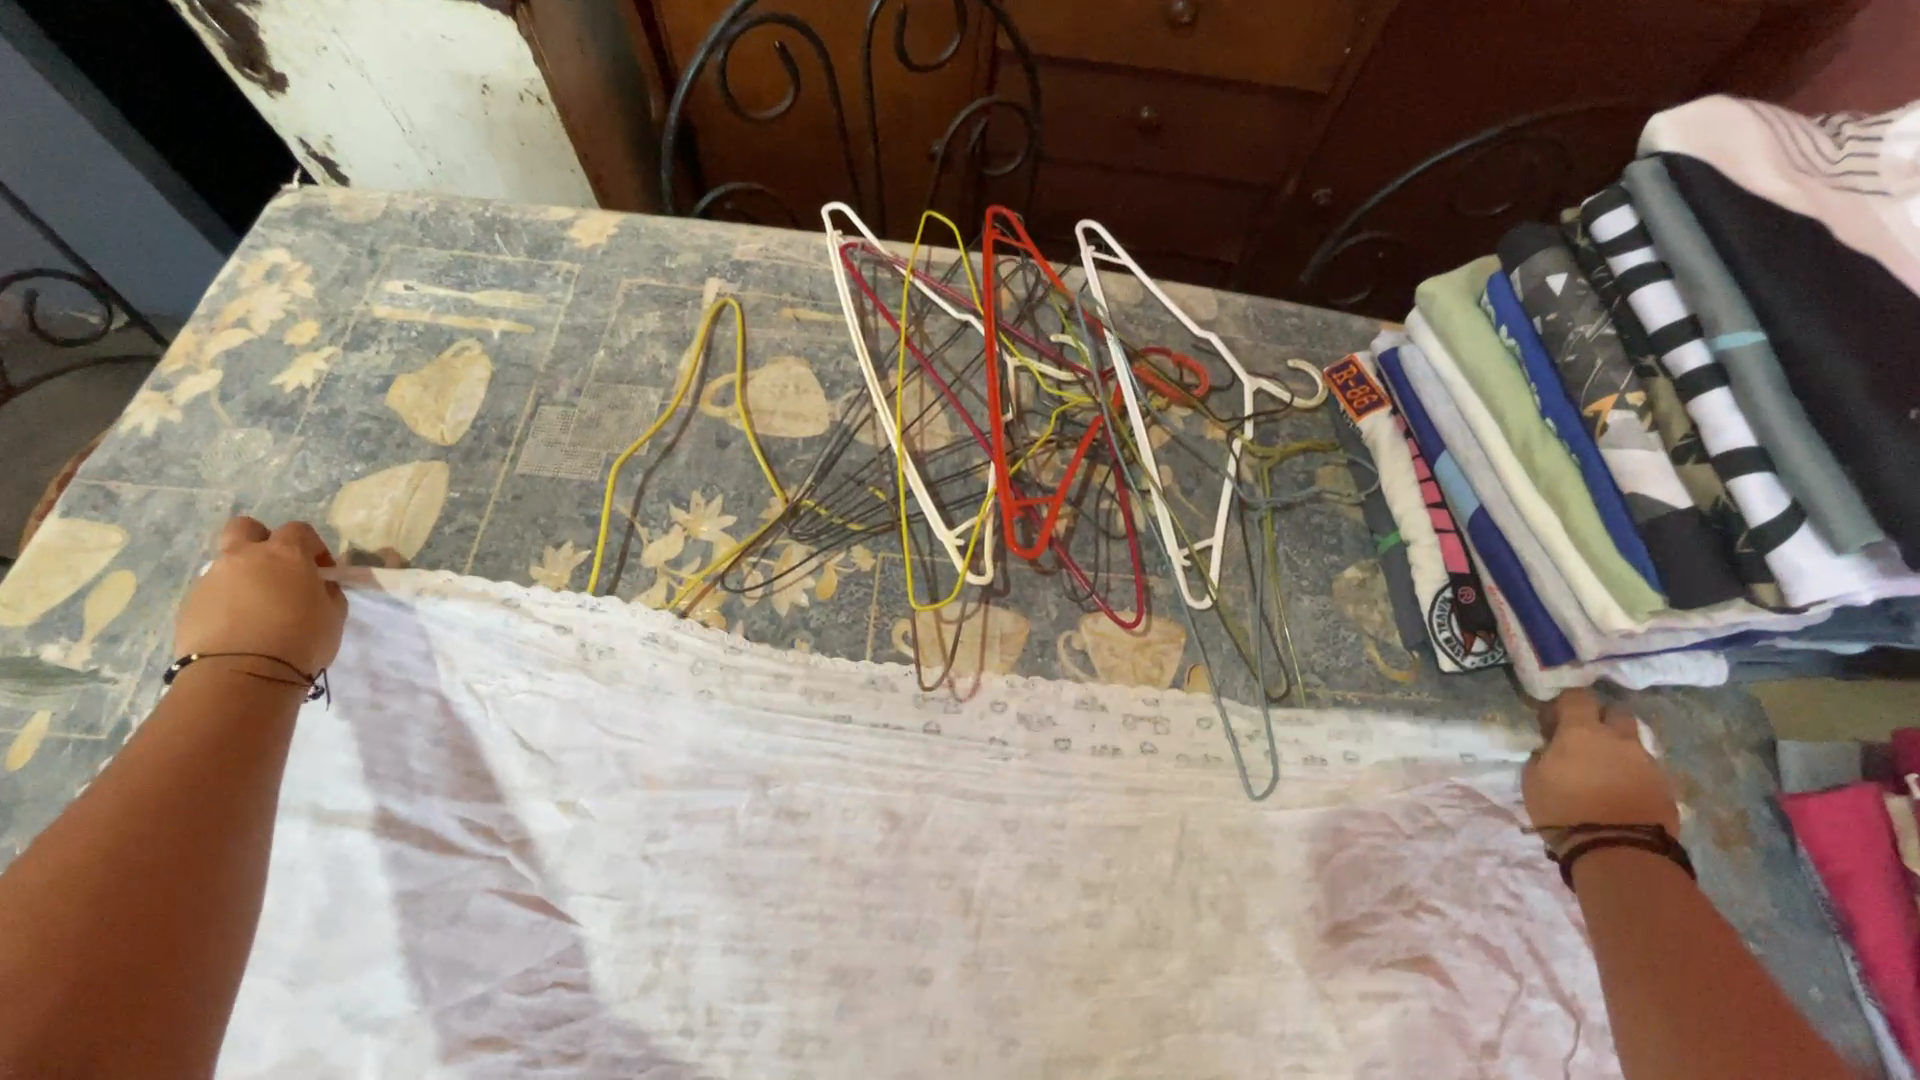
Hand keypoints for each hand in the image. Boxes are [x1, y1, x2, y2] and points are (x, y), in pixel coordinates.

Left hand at [175, 518, 347, 675]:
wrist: (242, 674)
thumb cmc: (301, 639)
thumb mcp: (333, 612)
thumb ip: (325, 590)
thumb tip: (317, 584)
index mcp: (284, 554)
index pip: (299, 530)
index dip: (313, 546)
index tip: (321, 571)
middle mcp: (243, 557)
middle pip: (245, 527)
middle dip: (261, 539)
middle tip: (277, 569)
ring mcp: (211, 579)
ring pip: (227, 564)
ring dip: (243, 576)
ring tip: (258, 609)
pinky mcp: (189, 604)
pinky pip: (213, 593)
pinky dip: (226, 602)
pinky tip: (239, 627)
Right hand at [1522, 689, 1678, 835]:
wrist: (1618, 851)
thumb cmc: (1564, 810)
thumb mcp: (1533, 780)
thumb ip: (1542, 756)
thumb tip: (1550, 750)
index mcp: (1582, 732)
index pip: (1577, 697)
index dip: (1564, 703)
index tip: (1553, 720)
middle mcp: (1619, 740)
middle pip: (1616, 712)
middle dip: (1602, 719)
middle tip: (1585, 738)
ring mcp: (1647, 763)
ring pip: (1634, 743)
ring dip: (1619, 749)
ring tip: (1604, 771)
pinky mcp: (1666, 788)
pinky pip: (1646, 770)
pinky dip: (1632, 774)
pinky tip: (1620, 792)